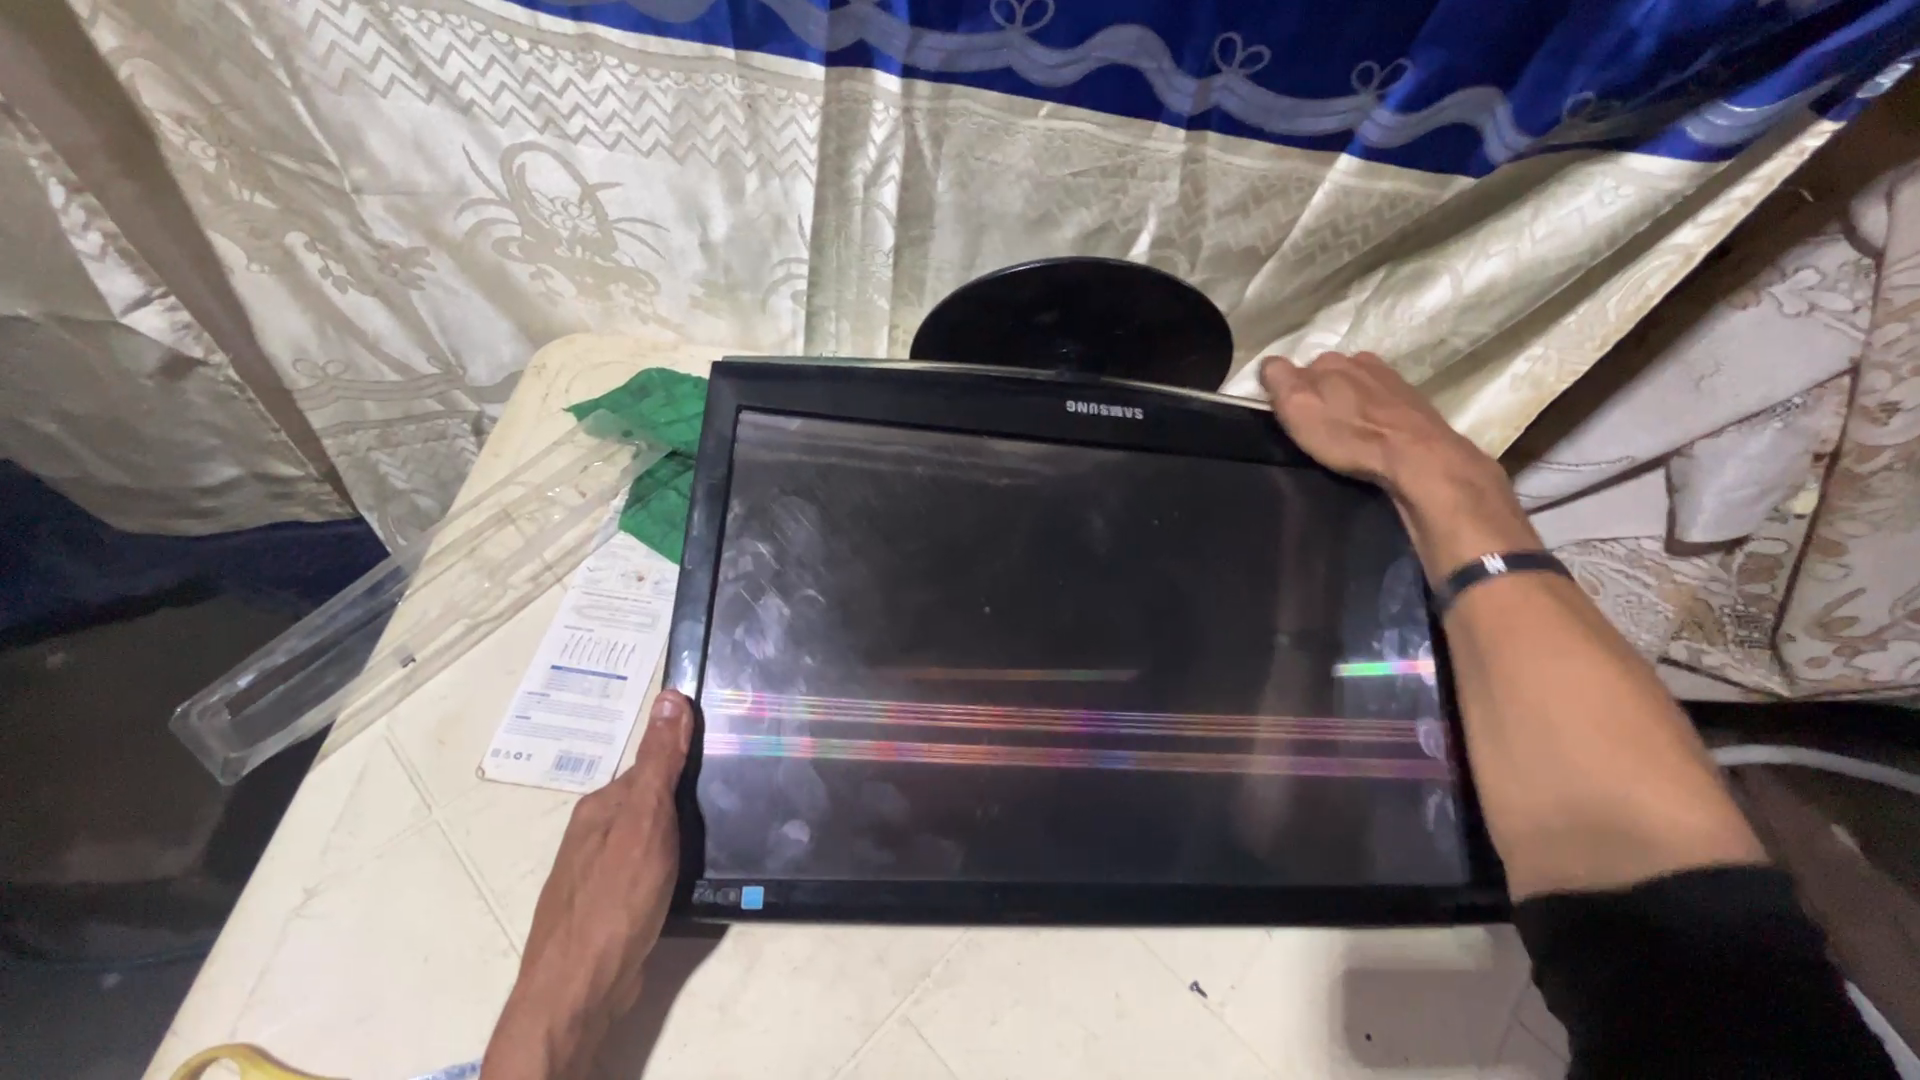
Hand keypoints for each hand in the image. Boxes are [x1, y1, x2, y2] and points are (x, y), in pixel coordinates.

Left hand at [481, 690, 693, 1079]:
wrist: (579, 989)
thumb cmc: (615, 899)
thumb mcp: (646, 820)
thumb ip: (659, 762)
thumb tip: (670, 696)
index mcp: (602, 806)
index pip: (652, 766)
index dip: (689, 760)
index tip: (730, 758)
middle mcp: (595, 833)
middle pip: (651, 801)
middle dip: (687, 797)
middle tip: (736, 798)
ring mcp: (600, 872)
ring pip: (652, 837)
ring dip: (682, 834)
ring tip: (722, 836)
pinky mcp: (613, 906)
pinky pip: (650, 870)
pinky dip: (674, 865)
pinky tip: (692, 877)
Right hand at [1258, 353, 1538, 575]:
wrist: (1416, 456)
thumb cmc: (1348, 435)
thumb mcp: (1297, 408)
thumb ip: (1278, 380)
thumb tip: (1269, 364)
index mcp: (1328, 361)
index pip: (1292, 369)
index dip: (1287, 392)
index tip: (1289, 416)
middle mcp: (1359, 360)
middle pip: (1326, 374)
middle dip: (1319, 393)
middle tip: (1317, 425)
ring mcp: (1389, 377)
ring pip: (1355, 385)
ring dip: (1348, 402)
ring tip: (1347, 430)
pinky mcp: (1411, 397)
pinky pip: (1380, 400)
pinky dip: (1372, 412)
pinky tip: (1373, 432)